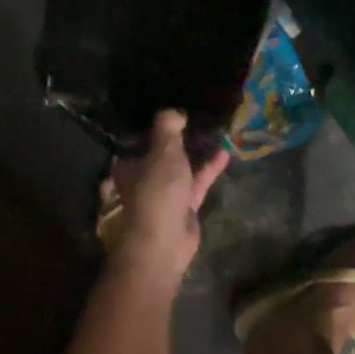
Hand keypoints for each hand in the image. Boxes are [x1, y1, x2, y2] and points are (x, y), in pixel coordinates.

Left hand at [109, 110, 230, 290]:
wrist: (163, 241)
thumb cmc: (156, 190)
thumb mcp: (163, 150)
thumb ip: (168, 127)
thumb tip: (174, 112)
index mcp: (129, 165)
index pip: (139, 141)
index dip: (154, 127)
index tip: (173, 113)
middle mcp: (143, 178)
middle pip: (161, 154)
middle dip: (178, 140)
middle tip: (197, 119)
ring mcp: (164, 194)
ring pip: (181, 168)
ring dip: (196, 153)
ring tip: (215, 132)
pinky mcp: (183, 207)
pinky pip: (197, 181)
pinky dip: (209, 168)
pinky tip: (225, 152)